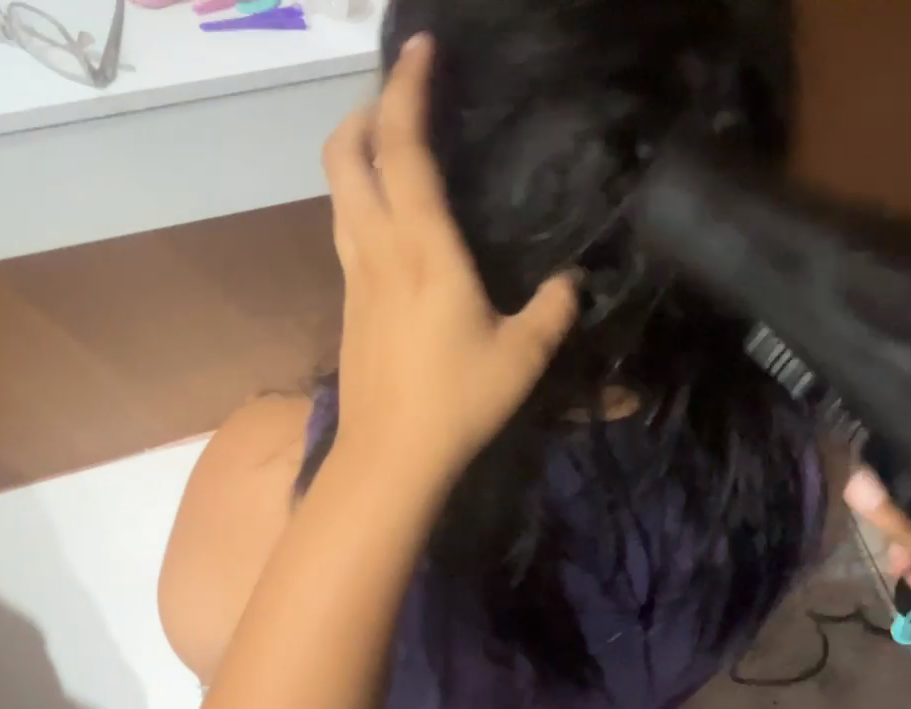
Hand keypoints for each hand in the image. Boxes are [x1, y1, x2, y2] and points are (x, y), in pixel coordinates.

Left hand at [321, 34, 580, 485]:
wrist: (390, 454)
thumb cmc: (459, 401)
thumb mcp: (524, 357)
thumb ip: (553, 310)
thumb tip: (573, 281)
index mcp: (423, 248)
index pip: (401, 147)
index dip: (408, 90)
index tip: (423, 51)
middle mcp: (378, 246)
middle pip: (345, 152)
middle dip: (368, 111)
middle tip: (405, 104)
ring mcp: (354, 273)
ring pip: (338, 189)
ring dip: (358, 153)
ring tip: (395, 150)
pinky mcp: (347, 300)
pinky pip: (346, 225)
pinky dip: (362, 197)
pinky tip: (394, 221)